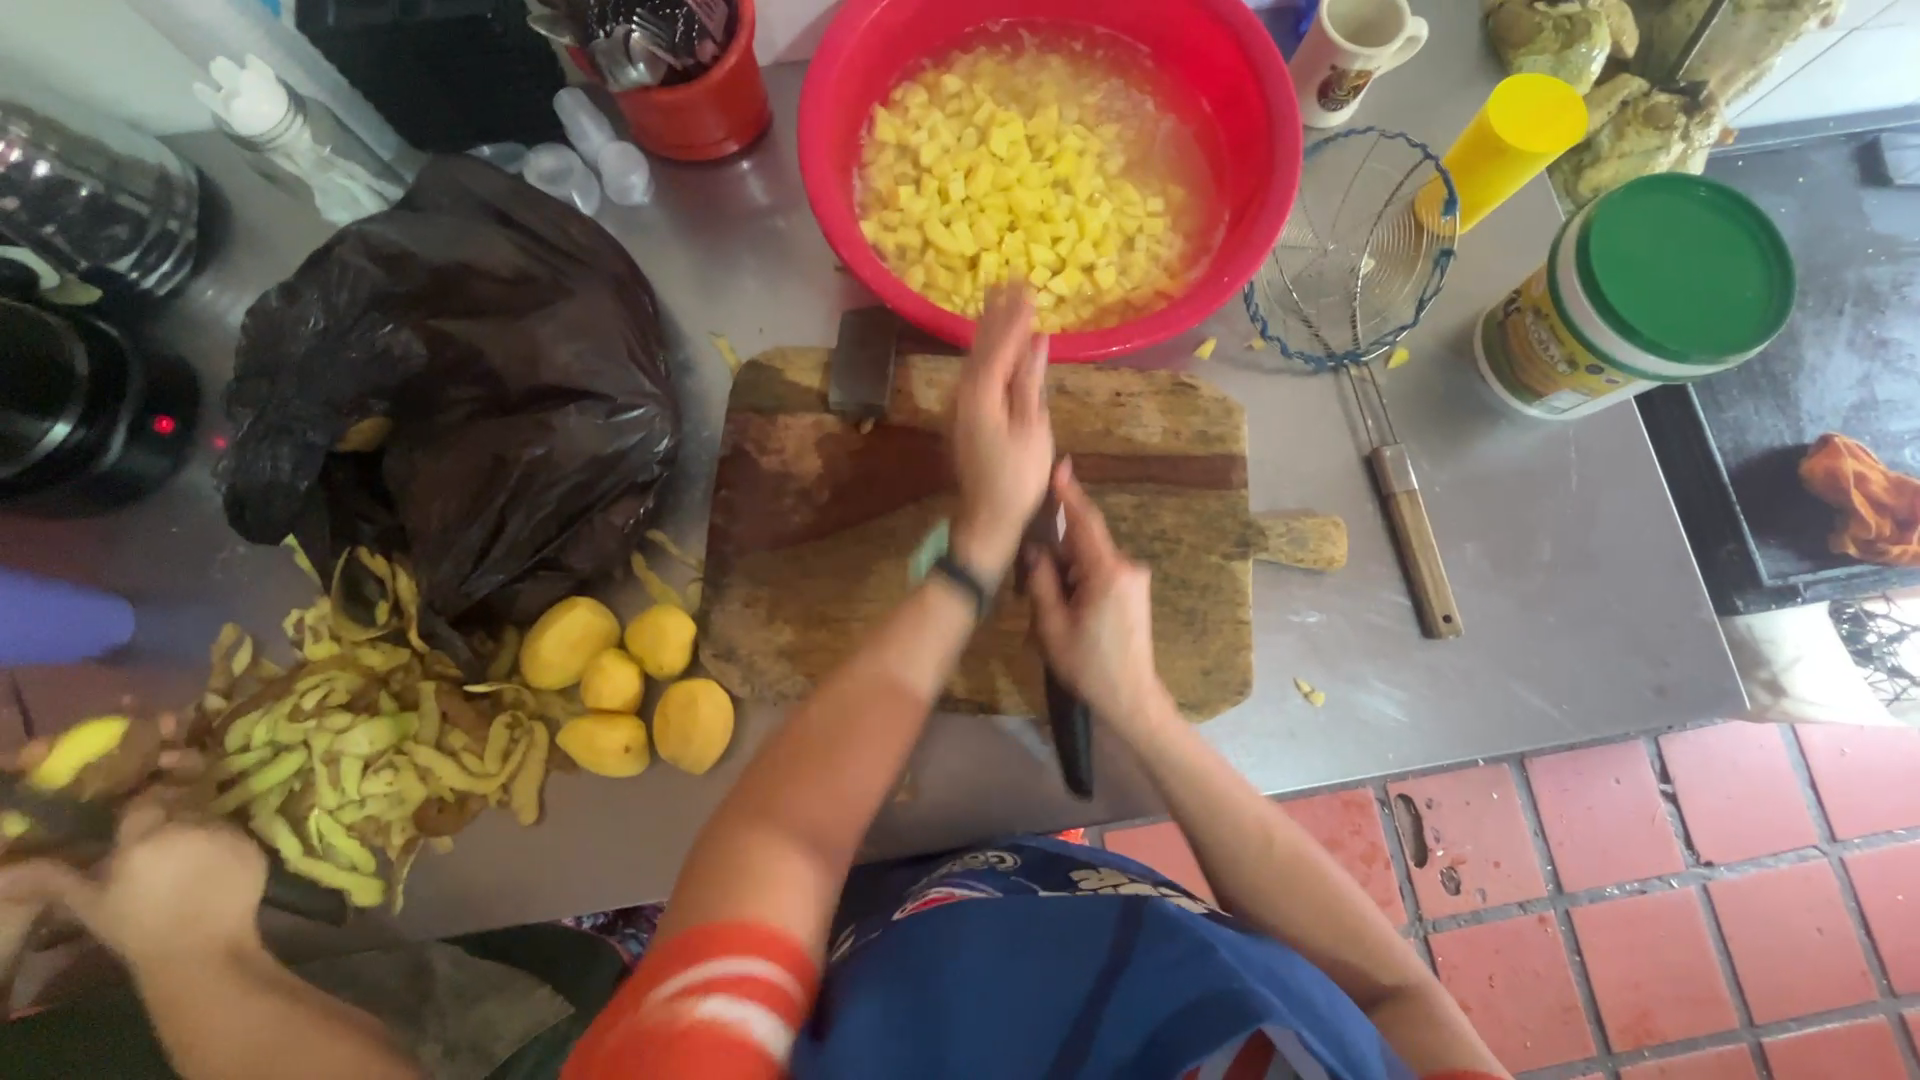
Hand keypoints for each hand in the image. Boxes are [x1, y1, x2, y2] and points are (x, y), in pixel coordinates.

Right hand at [0, 795, 266, 970]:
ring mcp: (228, 833)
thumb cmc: (136, 928)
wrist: (201, 948)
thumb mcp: (89, 904)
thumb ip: (52, 879)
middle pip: (182, 804)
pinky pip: (235, 834)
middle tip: (159, 846)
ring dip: (196, 830)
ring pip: (209, 817)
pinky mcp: (255, 844)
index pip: (146, 800)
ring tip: (182, 863)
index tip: (136, 820)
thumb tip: (4, 872)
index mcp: (147, 836)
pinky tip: (209, 870)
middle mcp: (191, 826)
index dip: (142, 806)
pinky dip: (221, 845)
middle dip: (170, 817)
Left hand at [949, 285, 1052, 581]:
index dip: (1014, 317)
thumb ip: (1030, 382)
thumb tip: (1037, 342)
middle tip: (1010, 282)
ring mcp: (960, 406)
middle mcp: (963, 394)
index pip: (999, 345)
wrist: (988, 517)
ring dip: (989, 330)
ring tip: (1001, 301)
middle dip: (998, 315)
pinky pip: (975, 374)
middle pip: (982, 346)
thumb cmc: (1018, 478)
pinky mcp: (964, 418)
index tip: (1028, 288)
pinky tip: (995, 347)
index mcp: (981, 394)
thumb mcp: (1033, 429)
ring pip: (975, 359)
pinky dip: (987, 354)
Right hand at [1026, 460, 1166, 729]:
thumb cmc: (1089, 666)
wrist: (1131, 697)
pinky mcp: (1135, 591)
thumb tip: (1034, 549)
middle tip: (1033, 569)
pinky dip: (1081, 578)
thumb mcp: (1052, 626)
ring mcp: (1135, 579)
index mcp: (1107, 573)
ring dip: (1069, 569)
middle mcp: (1126, 567)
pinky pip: (1102, 571)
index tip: (1059, 466)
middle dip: (1058, 549)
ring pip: (1092, 558)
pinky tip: (1067, 603)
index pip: (1084, 523)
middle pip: (1085, 542)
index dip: (1069, 494)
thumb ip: (1042, 581)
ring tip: (1051, 602)